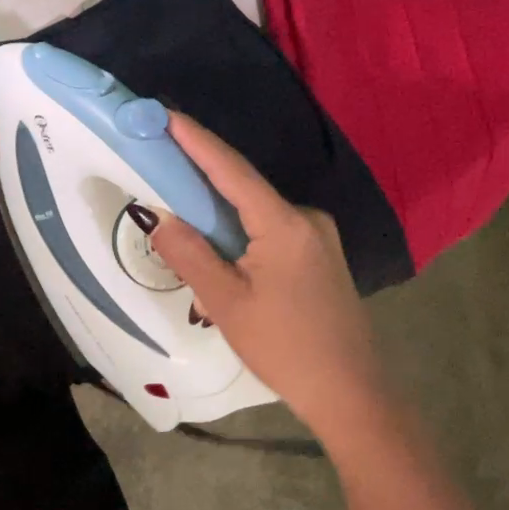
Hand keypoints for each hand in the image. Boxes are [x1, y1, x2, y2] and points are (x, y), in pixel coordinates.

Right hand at [135, 113, 390, 437]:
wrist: (352, 395)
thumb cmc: (286, 347)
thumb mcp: (225, 302)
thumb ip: (189, 253)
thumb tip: (158, 217)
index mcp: (284, 224)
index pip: (231, 170)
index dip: (196, 140)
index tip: (165, 114)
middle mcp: (306, 219)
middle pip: (241, 187)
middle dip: (197, 176)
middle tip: (156, 160)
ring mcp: (317, 238)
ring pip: (252, 212)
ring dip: (214, 213)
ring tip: (174, 214)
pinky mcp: (317, 256)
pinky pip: (265, 229)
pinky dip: (234, 231)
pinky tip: (213, 248)